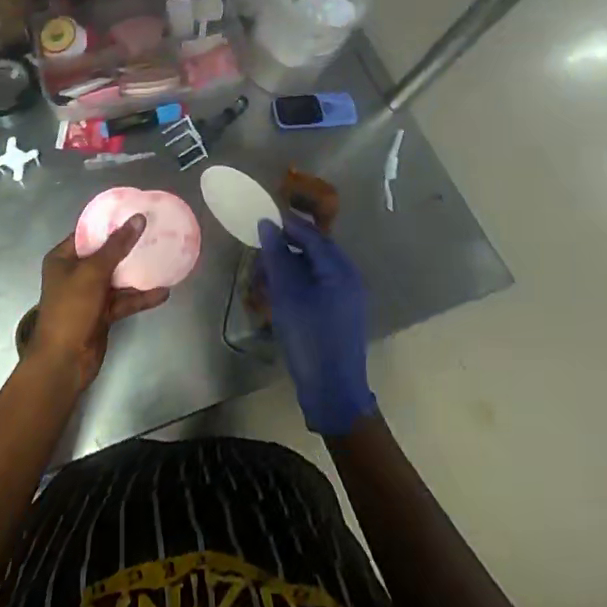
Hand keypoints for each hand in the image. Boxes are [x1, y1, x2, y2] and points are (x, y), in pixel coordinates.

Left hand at [31, 216, 170, 388]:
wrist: (65, 359)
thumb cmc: (72, 308)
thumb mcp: (93, 271)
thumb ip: (117, 246)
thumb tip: (138, 218)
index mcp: (63, 258)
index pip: (87, 233)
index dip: (110, 223)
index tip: (135, 212)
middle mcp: (75, 273)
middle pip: (105, 255)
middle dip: (129, 246)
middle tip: (154, 232)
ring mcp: (89, 295)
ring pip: (117, 278)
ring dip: (138, 273)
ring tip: (163, 259)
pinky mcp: (102, 314)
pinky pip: (124, 300)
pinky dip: (141, 297)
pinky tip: (162, 292)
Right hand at [256, 217, 375, 434]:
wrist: (333, 390)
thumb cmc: (309, 337)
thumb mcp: (287, 294)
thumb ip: (277, 256)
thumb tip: (267, 224)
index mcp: (340, 269)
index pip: (311, 234)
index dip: (285, 224)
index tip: (260, 216)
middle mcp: (348, 277)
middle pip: (314, 250)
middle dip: (285, 247)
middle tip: (258, 249)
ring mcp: (346, 297)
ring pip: (314, 269)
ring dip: (289, 267)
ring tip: (263, 274)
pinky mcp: (340, 313)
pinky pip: (317, 287)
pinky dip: (296, 284)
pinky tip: (278, 294)